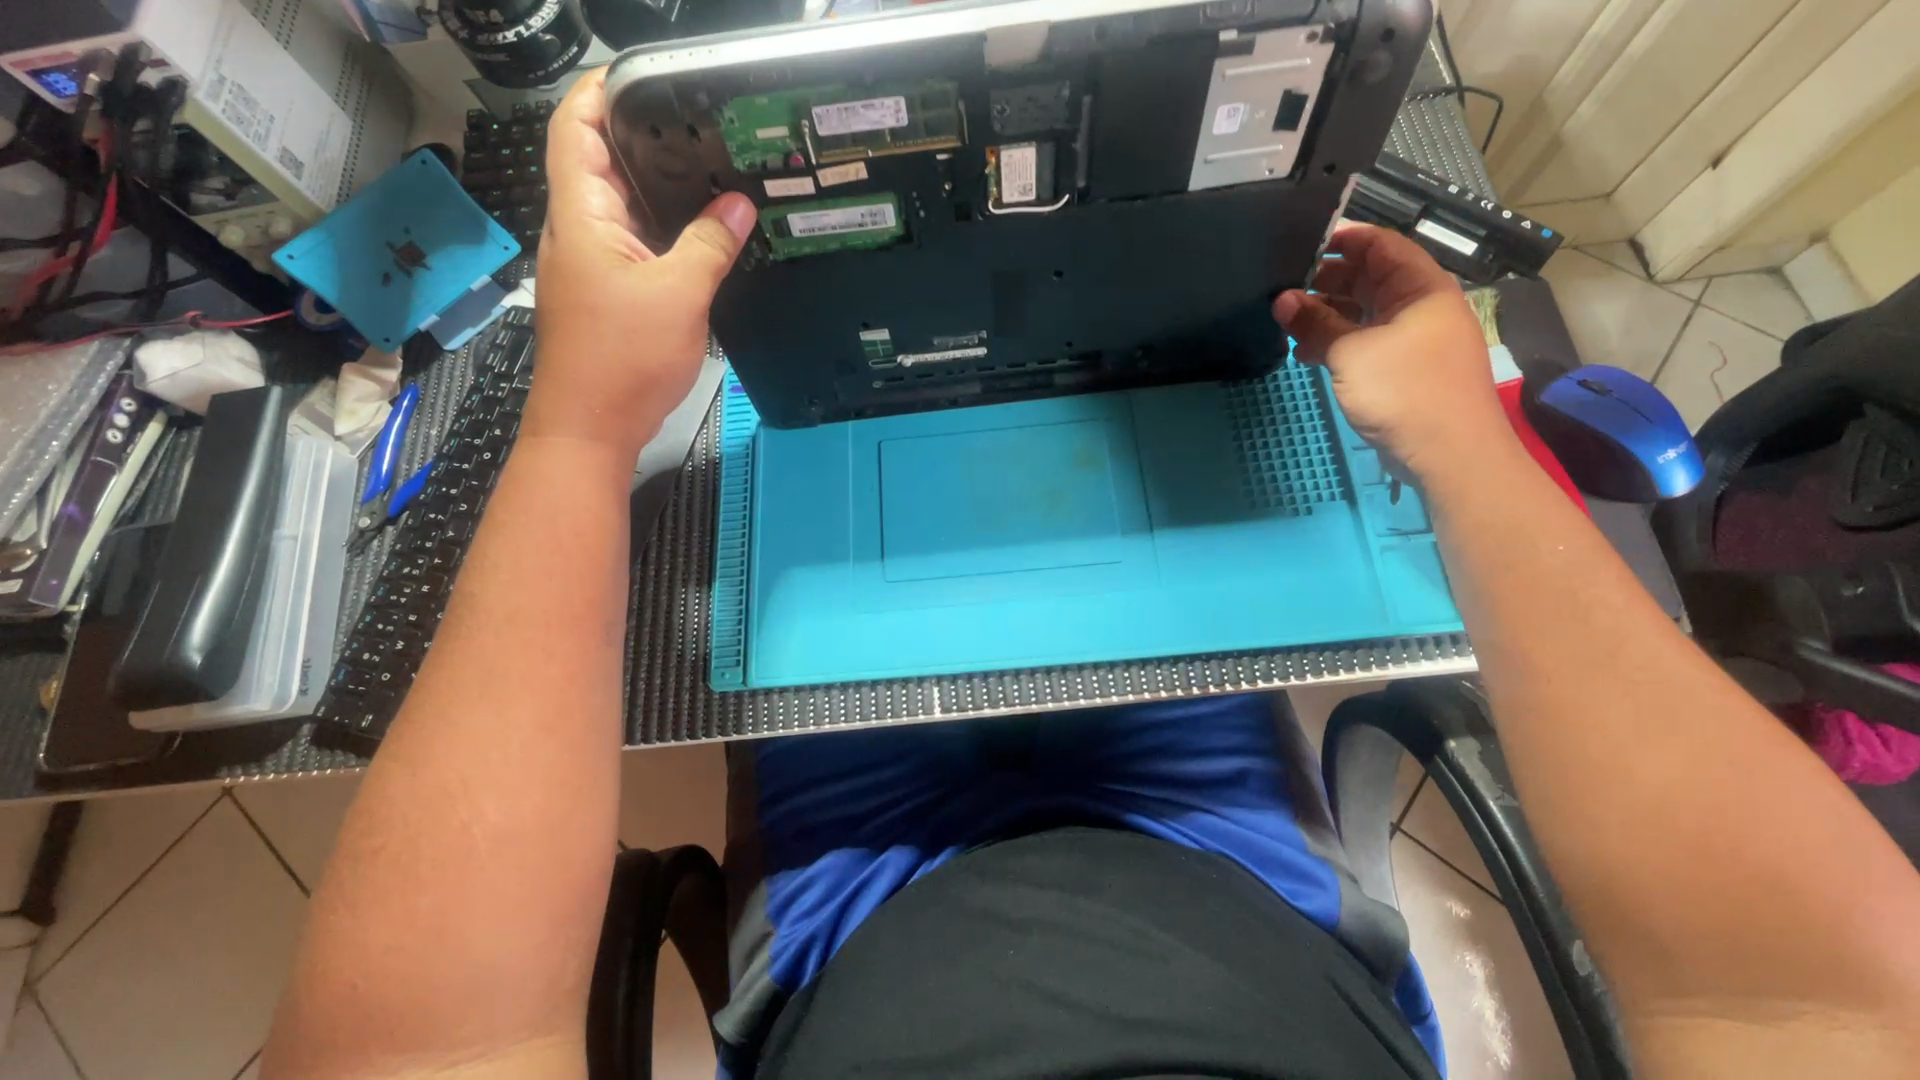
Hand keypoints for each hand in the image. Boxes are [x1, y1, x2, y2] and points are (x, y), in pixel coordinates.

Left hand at [526, 69, 756, 457]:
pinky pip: (633, 244)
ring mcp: (590, 264)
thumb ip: (710, 244)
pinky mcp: (607, 293)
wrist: (590, 428)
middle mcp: (578, 232)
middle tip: (698, 124)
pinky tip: (700, 232)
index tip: (642, 78)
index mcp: (581, 217)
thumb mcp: (678, 296)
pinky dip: (661, 229)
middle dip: (642, 136)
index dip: (599, 92)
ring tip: (708, 169)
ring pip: (621, 207)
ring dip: (656, 187)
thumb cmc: (622, 360)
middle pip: (600, 162)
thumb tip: (738, 205)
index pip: (576, 130)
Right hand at [1272, 224, 1514, 482]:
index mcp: (1420, 287)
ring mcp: (1411, 339)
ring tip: (1287, 324)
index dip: (1343, 238)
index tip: (1300, 243)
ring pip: (1363, 312)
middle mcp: (1419, 306)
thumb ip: (1315, 322)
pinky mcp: (1401, 368)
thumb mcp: (1352, 352)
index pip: (1381, 244)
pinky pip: (1364, 342)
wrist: (1449, 453)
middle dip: (1326, 281)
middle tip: (1282, 288)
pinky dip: (1336, 343)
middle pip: (1369, 278)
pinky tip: (1306, 354)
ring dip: (1326, 315)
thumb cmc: (1406, 391)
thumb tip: (1282, 300)